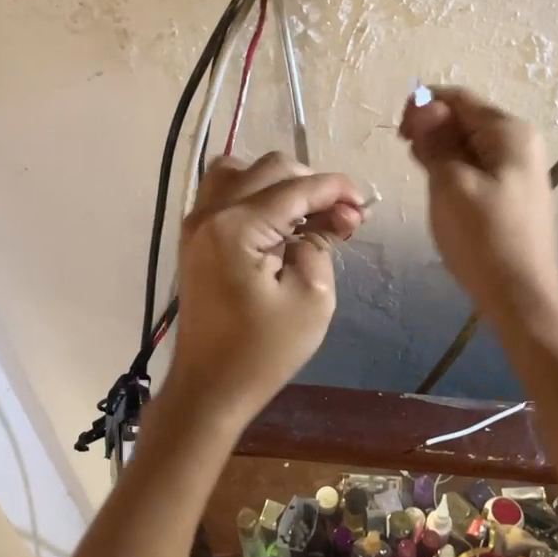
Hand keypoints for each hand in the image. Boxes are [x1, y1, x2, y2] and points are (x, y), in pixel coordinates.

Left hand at [161, 153, 364, 429]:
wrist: (209, 387)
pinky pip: (223, 193)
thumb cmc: (263, 351)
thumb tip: (333, 214)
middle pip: (269, 168)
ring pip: (240, 171)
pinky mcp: (194, 238)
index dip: (335, 189)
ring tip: (305, 216)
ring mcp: (196, 223)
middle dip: (311, 185)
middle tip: (340, 218)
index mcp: (237, 226)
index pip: (296, 187)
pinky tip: (278, 224)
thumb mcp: (312, 298)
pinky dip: (254, 195)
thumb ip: (321, 243)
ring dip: (278, 183)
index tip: (363, 205)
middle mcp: (209, 213)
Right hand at [399, 87, 557, 319]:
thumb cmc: (483, 237)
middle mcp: (519, 143)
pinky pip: (475, 166)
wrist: (519, 294)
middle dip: (431, 129)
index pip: (459, 99)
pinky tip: (438, 187)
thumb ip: (435, 140)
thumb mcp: (450, 183)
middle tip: (409, 157)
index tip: (398, 133)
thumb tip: (424, 105)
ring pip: (467, 144)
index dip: (424, 106)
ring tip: (422, 174)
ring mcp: (516, 169)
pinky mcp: (510, 192)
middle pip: (465, 118)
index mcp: (510, 132)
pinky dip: (452, 168)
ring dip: (439, 150)